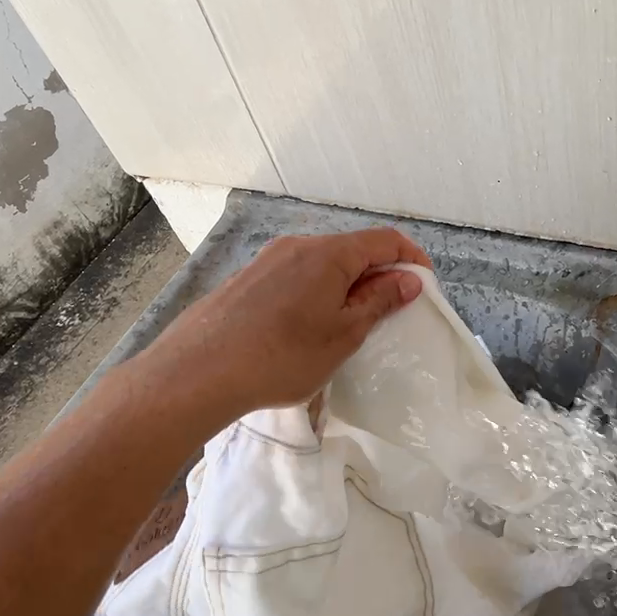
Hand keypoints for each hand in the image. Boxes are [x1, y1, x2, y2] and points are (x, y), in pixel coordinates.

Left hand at [122, 227, 430, 425]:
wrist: (193, 375)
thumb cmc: (281, 357)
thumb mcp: (343, 334)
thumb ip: (379, 301)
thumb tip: (407, 280)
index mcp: (329, 254)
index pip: (385, 240)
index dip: (412, 259)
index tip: (424, 287)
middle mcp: (299, 245)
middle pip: (353, 249)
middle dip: (379, 274)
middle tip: (391, 312)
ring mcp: (267, 261)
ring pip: (322, 263)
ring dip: (346, 285)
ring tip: (349, 323)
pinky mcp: (245, 280)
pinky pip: (295, 276)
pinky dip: (316, 292)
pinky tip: (306, 328)